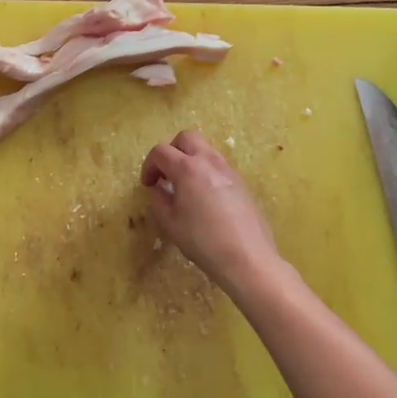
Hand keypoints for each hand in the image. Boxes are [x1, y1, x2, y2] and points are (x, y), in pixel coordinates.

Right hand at [140, 130, 281, 289]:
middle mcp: (209, 161)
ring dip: (191, 159)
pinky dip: (206, 171)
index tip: (147, 184)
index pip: (161, 152)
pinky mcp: (242, 183)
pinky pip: (219, 166)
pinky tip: (205, 197)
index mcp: (188, 168)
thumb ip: (159, 200)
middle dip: (172, 151)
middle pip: (186, 138)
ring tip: (186, 186)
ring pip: (206, 149)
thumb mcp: (170, 224)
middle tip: (166, 174)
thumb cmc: (203, 242)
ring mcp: (229, 170)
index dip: (149, 165)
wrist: (248, 259)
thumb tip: (159, 189)